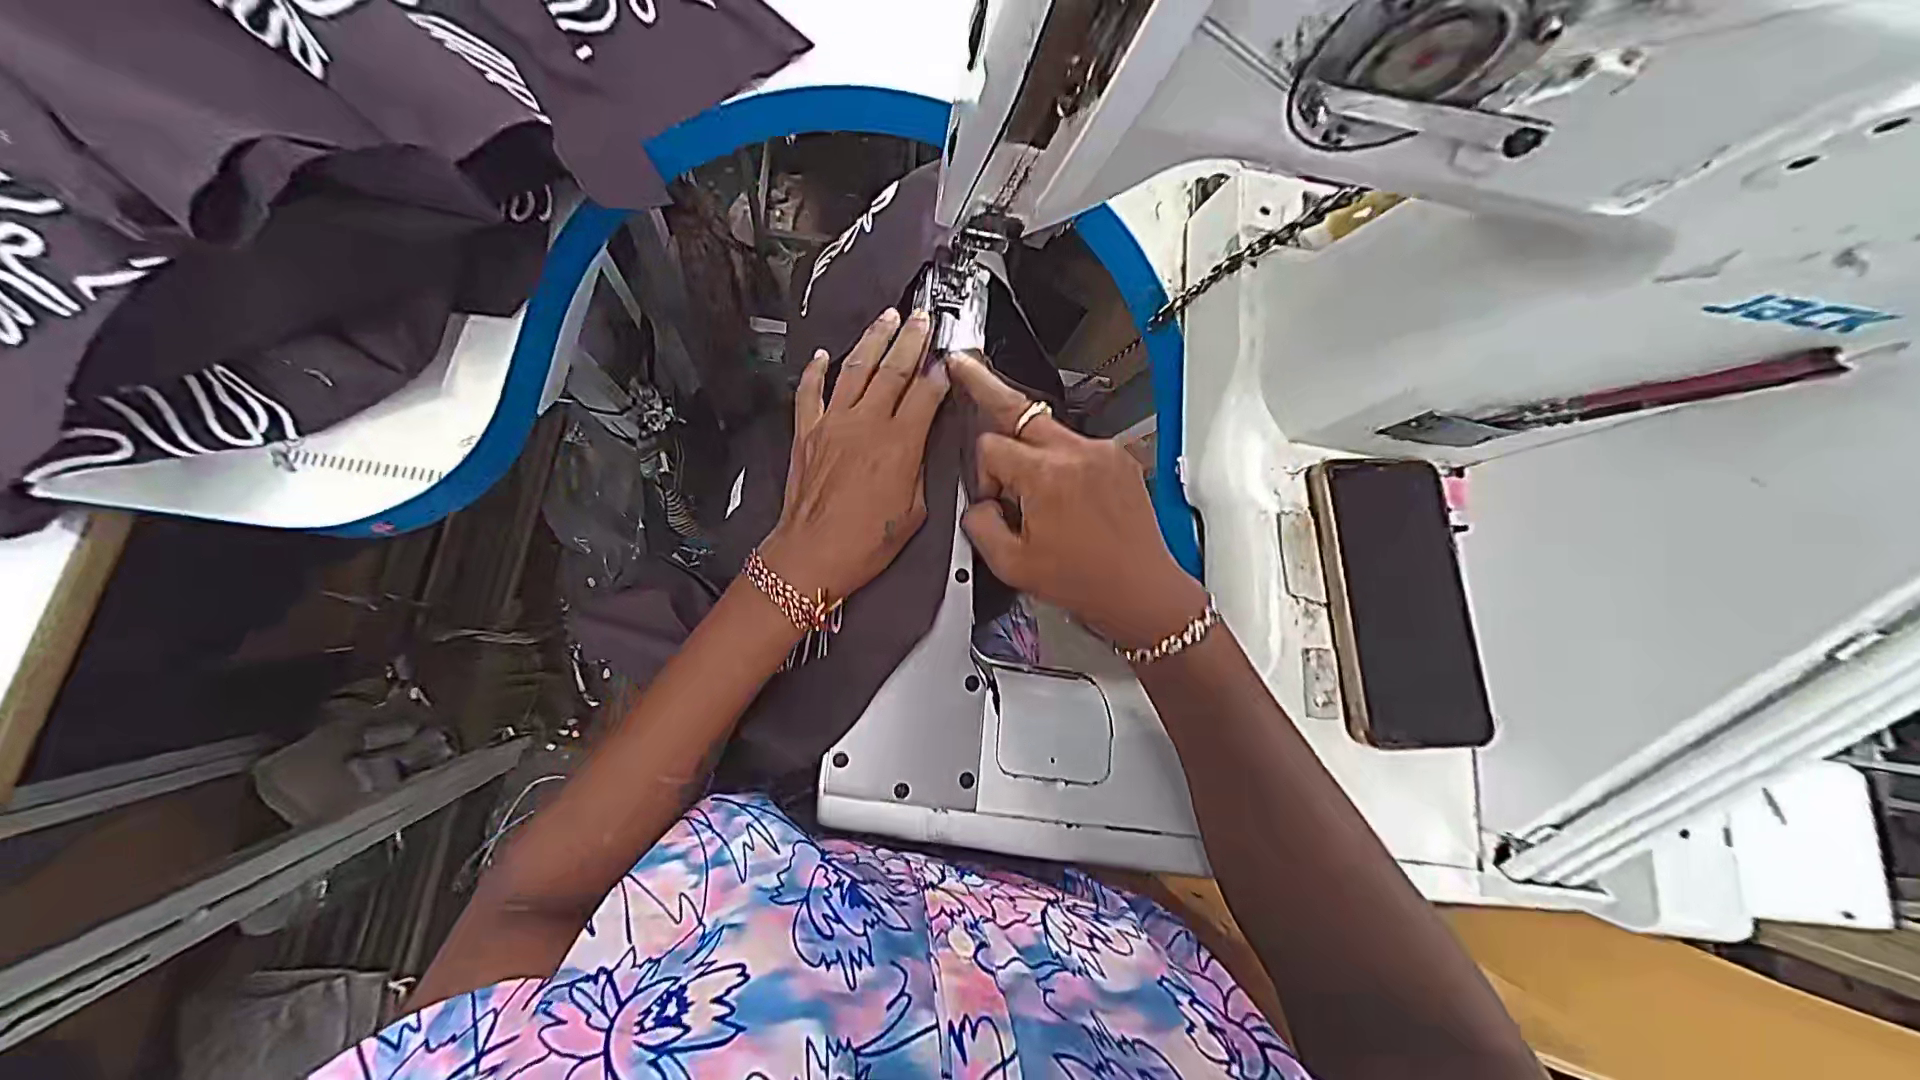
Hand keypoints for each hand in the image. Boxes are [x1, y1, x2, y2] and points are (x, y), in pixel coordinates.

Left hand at [759, 308, 947, 603]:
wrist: (812, 554)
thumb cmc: (862, 542)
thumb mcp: (914, 511)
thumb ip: (920, 470)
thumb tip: (922, 448)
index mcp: (898, 444)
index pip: (925, 393)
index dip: (940, 373)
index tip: (948, 360)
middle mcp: (865, 426)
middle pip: (893, 368)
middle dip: (911, 338)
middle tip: (922, 318)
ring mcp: (833, 425)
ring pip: (855, 368)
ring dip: (873, 339)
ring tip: (886, 318)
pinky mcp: (807, 434)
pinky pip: (811, 391)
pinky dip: (816, 370)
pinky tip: (823, 356)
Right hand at [946, 351, 1206, 649]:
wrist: (1141, 590)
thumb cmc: (1086, 581)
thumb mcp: (1011, 564)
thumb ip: (978, 524)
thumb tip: (977, 502)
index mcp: (1047, 476)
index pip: (990, 446)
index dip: (982, 475)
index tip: (991, 501)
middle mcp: (1078, 453)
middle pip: (1018, 406)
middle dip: (986, 387)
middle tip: (964, 365)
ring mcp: (1103, 452)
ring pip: (1047, 428)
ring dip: (1028, 447)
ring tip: (1025, 478)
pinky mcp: (1119, 459)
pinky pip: (1076, 446)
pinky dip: (1060, 461)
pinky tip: (1062, 495)